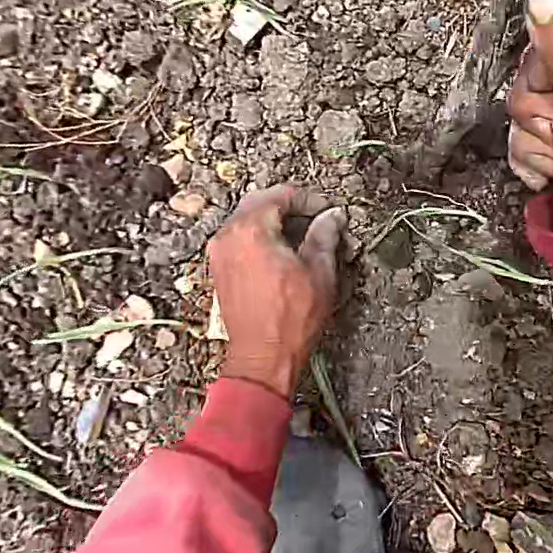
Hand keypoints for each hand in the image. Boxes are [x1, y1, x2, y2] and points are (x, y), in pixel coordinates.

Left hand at [206, 185, 344, 398]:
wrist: (263, 357)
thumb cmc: (291, 318)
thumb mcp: (320, 271)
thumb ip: (325, 235)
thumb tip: (332, 216)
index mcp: (251, 231)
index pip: (281, 196)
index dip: (309, 199)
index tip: (328, 210)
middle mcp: (228, 237)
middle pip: (260, 202)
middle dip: (291, 205)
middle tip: (318, 216)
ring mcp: (219, 254)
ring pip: (248, 219)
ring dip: (276, 220)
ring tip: (305, 234)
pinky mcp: (220, 270)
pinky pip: (240, 238)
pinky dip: (262, 235)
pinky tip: (285, 250)